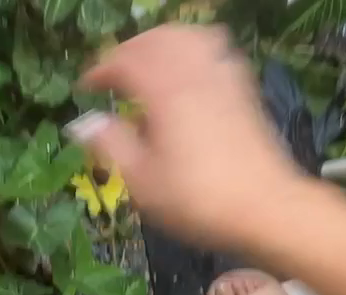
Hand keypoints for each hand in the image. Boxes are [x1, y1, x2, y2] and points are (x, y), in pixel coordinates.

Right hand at [74, 25, 318, 250]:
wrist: (262, 206)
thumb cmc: (195, 200)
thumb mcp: (142, 181)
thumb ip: (112, 145)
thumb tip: (83, 124)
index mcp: (165, 93)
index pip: (126, 61)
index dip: (100, 69)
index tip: (85, 86)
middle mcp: (195, 72)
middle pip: (157, 39)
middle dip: (129, 50)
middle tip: (111, 73)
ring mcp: (223, 76)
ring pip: (188, 36)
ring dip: (161, 43)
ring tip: (146, 65)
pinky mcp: (241, 88)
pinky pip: (212, 49)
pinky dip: (190, 50)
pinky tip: (184, 73)